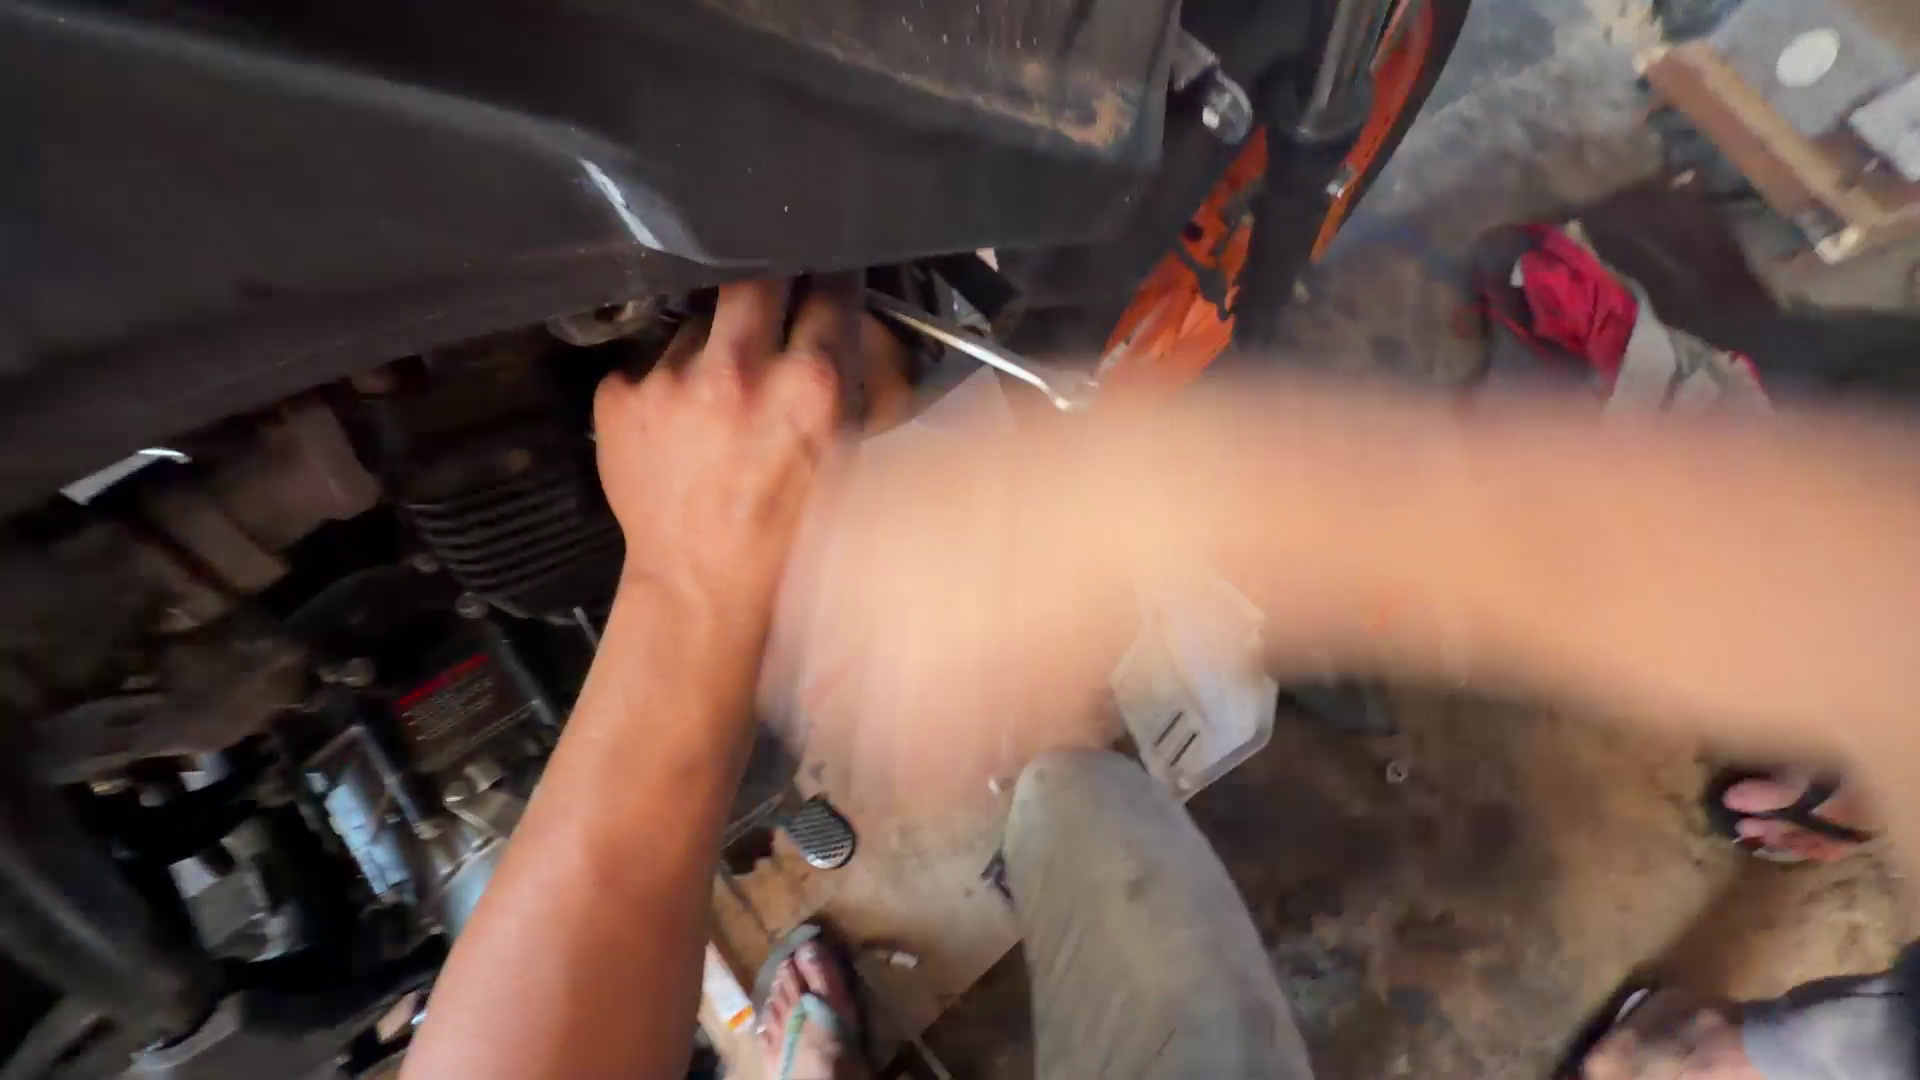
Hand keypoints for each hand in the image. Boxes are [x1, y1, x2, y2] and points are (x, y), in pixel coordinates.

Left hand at [595, 278, 850, 639]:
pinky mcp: (621, 395)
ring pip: (700, 322)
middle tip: (775, 300)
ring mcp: (672, 380)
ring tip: (721, 397)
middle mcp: (739, 372)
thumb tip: (854, 331)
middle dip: (772, 280)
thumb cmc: (785, 537)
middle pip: (758, 276)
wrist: (702, 584)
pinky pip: (654, 359)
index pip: (830, 291)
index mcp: (810, 389)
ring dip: (716, 343)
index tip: (826, 278)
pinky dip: (672, 380)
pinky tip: (682, 422)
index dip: (831, 279)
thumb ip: (856, 388)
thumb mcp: (847, 462)